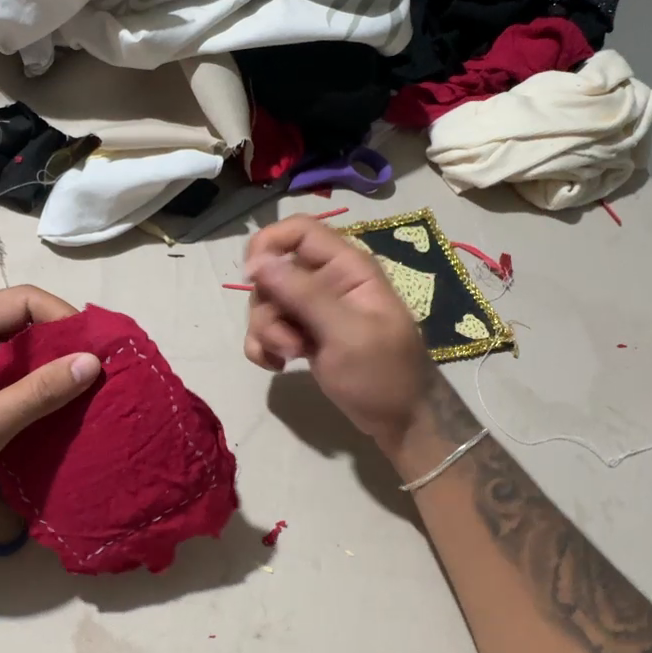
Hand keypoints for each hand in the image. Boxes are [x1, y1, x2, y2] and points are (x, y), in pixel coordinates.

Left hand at [0, 286, 100, 525]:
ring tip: (81, 393)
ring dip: (44, 367)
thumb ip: (40, 391)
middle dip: (61, 344)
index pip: (27, 300)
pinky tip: (46, 407)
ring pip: (11, 346)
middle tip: (98, 377)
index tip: (100, 354)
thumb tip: (93, 361)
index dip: (67, 321)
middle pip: (21, 319)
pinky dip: (23, 382)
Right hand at [242, 215, 438, 453]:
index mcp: (347, 268)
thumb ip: (303, 294)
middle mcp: (327, 281)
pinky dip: (263, 347)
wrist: (398, 421)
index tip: (253, 278)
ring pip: (265, 304)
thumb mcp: (346, 333)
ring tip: (288, 357)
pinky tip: (277, 366)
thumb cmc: (382, 374)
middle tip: (288, 340)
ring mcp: (313, 309)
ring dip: (266, 333)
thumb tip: (258, 261)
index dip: (269, 245)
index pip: (299, 231)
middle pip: (273, 272)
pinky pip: (266, 330)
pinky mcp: (302, 334)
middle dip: (268, 308)